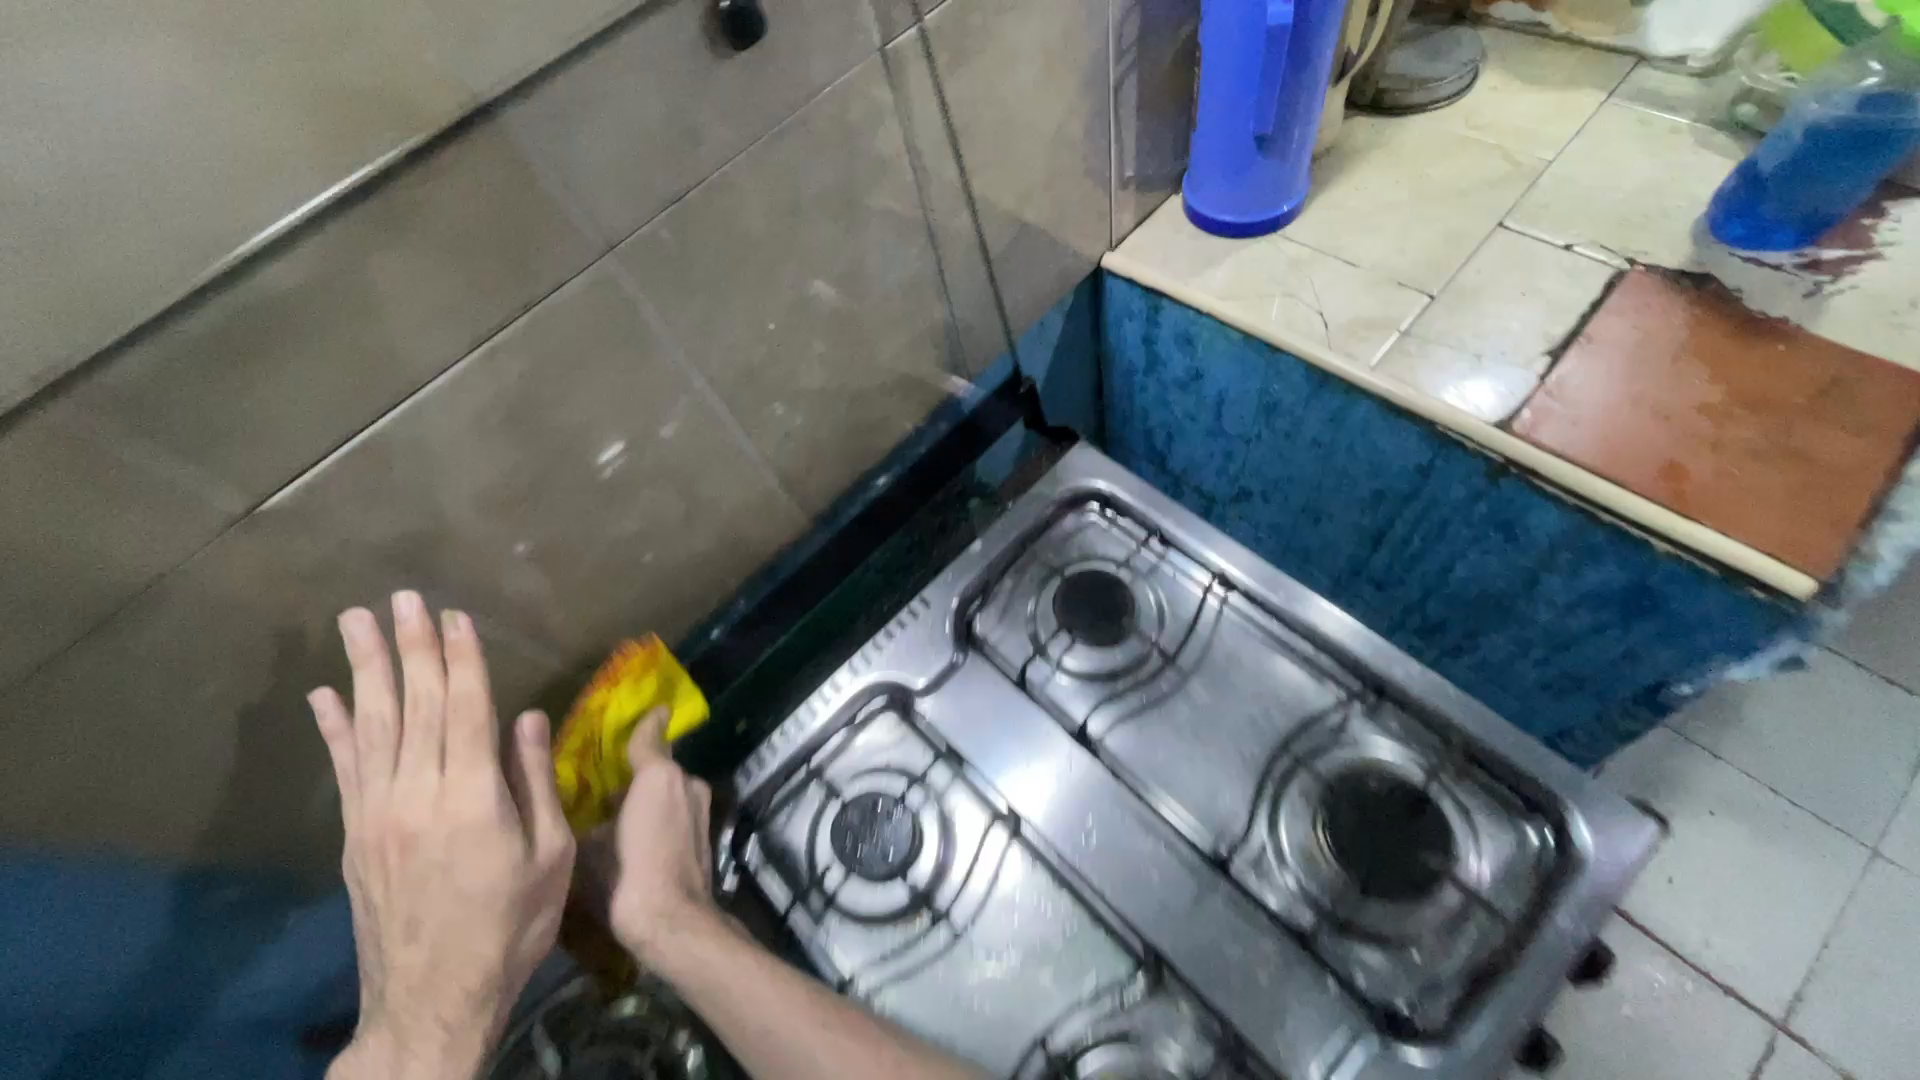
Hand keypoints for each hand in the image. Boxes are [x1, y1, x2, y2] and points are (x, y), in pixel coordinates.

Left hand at [309, 591, 575, 1079]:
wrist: (433, 997)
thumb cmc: (512, 923)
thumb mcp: (550, 855)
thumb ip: (535, 782)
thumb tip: (530, 718)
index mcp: (473, 798)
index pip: (466, 710)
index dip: (462, 660)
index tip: (454, 616)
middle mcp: (418, 794)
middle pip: (414, 706)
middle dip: (410, 647)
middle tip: (400, 598)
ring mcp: (377, 814)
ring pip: (372, 726)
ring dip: (366, 669)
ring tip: (356, 623)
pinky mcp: (355, 835)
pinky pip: (345, 769)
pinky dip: (334, 728)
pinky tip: (325, 694)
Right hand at [604, 707, 720, 966]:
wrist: (673, 919)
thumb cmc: (626, 876)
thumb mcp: (591, 846)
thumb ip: (594, 820)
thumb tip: (595, 817)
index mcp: (659, 776)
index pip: (650, 738)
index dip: (648, 724)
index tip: (655, 709)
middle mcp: (687, 781)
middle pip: (660, 768)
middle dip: (638, 775)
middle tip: (608, 789)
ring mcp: (702, 806)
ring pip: (671, 791)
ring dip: (651, 798)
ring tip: (620, 819)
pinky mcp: (708, 829)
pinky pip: (680, 810)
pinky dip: (663, 815)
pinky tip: (641, 838)